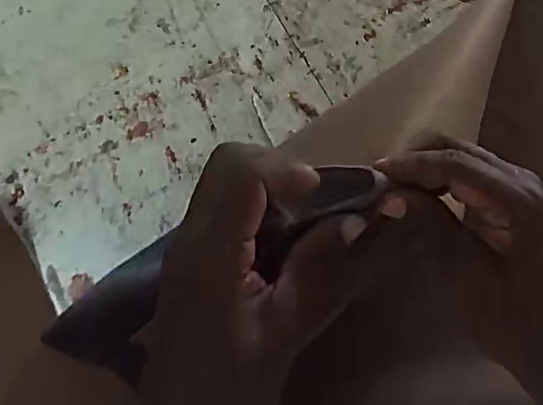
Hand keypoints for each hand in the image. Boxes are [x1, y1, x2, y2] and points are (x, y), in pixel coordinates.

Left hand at [138, 143, 408, 404]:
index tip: (321, 189)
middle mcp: (191, 235)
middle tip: (312, 198)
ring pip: (226, 172)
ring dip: (270, 179)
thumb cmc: (234, 384)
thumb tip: (355, 217)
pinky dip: (259, 196)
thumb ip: (319, 268)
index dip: (286, 169)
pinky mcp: (192, 246)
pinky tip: (280, 231)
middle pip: (229, 161)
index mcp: (210, 255)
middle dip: (278, 167)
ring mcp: (186, 239)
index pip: (241, 174)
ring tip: (301, 214)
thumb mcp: (286, 329)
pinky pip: (226, 195)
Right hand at [377, 139, 542, 404]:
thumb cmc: (513, 321)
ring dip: (430, 165)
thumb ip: (433, 226)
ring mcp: (521, 186)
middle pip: (462, 151)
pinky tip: (421, 190)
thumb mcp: (467, 276)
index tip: (378, 170)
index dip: (415, 164)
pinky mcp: (514, 197)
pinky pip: (473, 173)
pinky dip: (444, 177)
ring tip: (394, 181)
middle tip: (381, 176)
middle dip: (420, 159)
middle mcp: (523, 181)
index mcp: (519, 198)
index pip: (457, 163)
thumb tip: (393, 194)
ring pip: (466, 157)